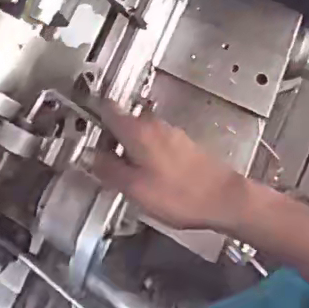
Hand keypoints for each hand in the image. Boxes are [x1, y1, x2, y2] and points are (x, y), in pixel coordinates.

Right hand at [89, 108, 253, 231]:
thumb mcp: (135, 188)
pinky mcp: (182, 143)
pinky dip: (146, 154)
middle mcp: (152, 124)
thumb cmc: (178, 194)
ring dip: (129, 149)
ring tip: (127, 176)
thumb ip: (109, 170)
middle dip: (110, 139)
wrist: (224, 199)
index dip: (92, 116)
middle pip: (122, 122)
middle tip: (103, 164)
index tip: (84, 131)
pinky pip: (154, 142)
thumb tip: (90, 157)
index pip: (106, 108)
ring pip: (139, 133)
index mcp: (136, 130)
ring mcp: (170, 132)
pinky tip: (150, 177)